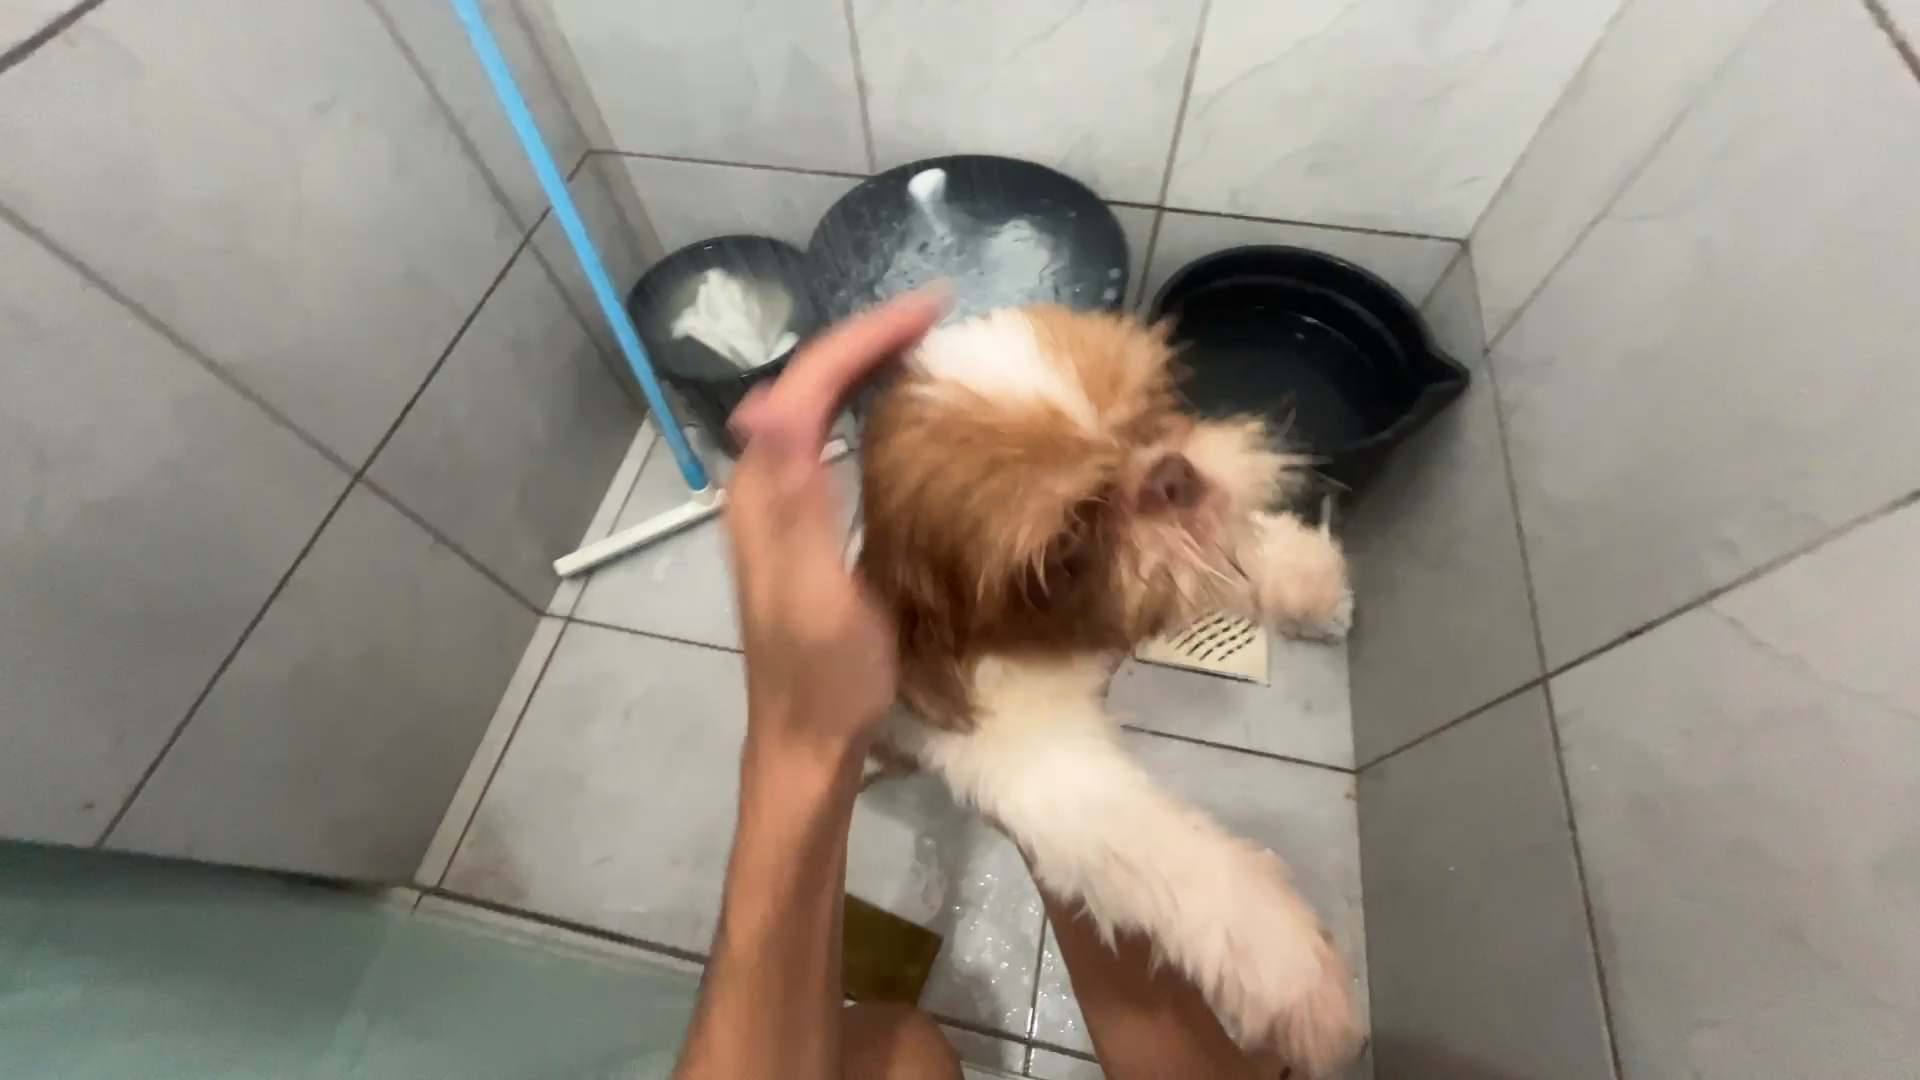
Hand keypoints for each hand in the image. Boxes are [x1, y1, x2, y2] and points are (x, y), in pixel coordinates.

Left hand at [725, 291, 945, 772]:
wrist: (808, 737)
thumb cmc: (826, 677)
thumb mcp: (815, 595)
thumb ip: (792, 505)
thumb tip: (769, 404)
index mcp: (766, 494)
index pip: (805, 386)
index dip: (862, 339)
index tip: (931, 311)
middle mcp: (764, 486)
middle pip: (807, 386)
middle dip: (866, 342)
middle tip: (935, 320)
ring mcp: (782, 505)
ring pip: (816, 410)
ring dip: (864, 369)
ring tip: (924, 349)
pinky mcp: (803, 523)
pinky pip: (829, 442)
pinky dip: (864, 410)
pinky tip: (900, 413)